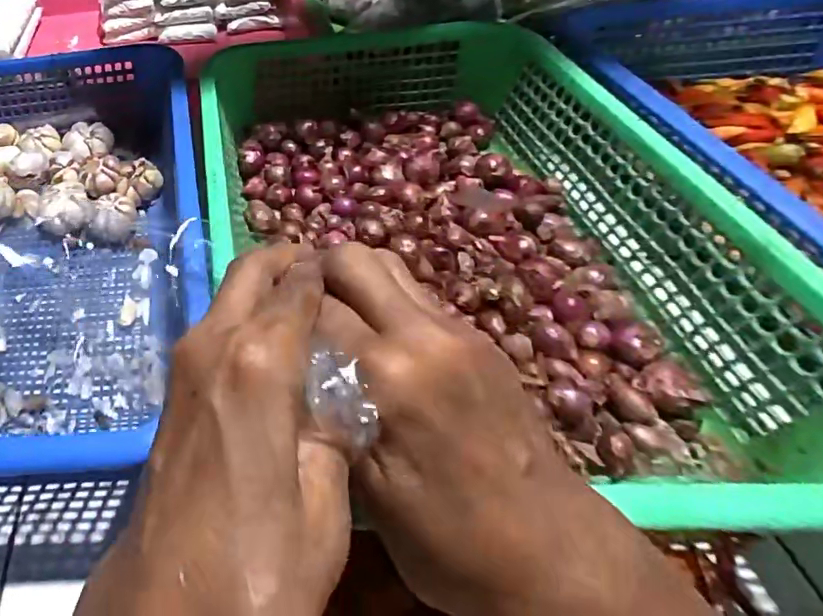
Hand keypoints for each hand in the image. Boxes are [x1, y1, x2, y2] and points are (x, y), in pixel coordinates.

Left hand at [77, 243, 349, 615]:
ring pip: (227, 295)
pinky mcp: (175, 380)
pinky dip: (243, 313)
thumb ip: (331, 431)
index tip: (348, 266)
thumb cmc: (260, 555)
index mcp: (257, 363)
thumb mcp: (323, 503)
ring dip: (261, 285)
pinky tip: (274, 339)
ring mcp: (185, 358)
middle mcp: (214, 343)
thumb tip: (333, 388)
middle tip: (324, 268)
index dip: (322, 273)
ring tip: (305, 297)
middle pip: (248, 273)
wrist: (171, 583)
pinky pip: (215, 325)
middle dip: (285, 261)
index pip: (294, 290)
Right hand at [315, 244, 709, 615]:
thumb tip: (289, 361)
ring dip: (349, 277)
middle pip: (349, 258)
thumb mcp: (367, 484)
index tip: (263, 321)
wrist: (559, 563)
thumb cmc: (448, 537)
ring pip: (384, 261)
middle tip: (293, 305)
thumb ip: (325, 407)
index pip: (313, 304)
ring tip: (329, 311)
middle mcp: (424, 336)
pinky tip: (371, 334)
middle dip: (312, 274)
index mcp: (391, 373)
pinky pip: (412, 289)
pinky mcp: (478, 337)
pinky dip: (379, 295)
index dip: (281, 308)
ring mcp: (458, 331)